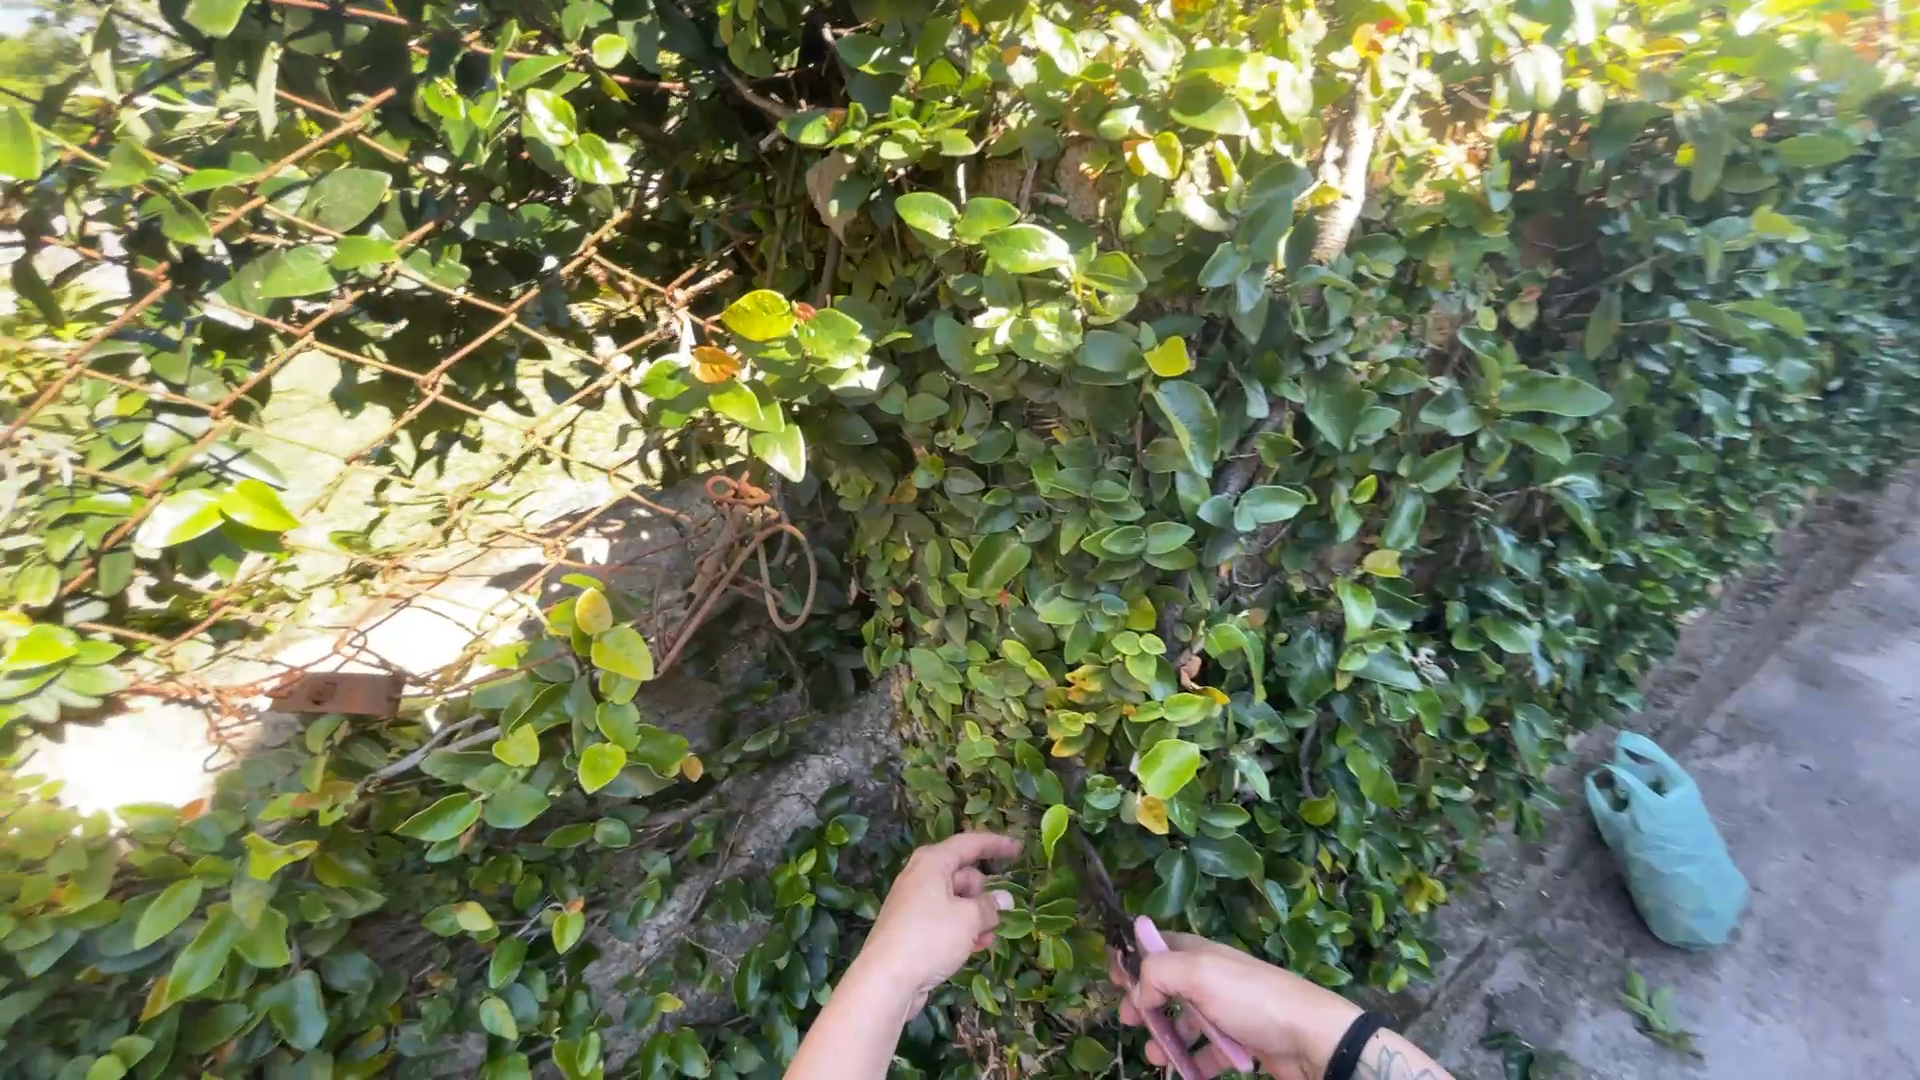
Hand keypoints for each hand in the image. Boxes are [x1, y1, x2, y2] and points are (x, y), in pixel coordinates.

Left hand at [851, 832, 1020, 1010]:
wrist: (886, 979)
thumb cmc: (930, 937)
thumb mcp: (968, 919)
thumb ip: (989, 907)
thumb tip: (1005, 899)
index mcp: (932, 862)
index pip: (970, 844)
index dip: (996, 845)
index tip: (1018, 849)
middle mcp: (921, 876)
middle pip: (963, 875)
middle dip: (984, 894)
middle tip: (1000, 915)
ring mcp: (915, 903)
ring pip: (955, 900)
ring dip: (976, 916)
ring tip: (990, 936)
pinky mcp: (912, 928)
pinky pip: (945, 920)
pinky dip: (962, 929)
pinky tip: (976, 947)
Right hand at [1114, 932, 1363, 1079]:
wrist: (1309, 1037)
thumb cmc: (1249, 997)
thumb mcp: (1197, 973)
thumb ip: (1157, 972)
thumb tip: (1137, 988)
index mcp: (1194, 951)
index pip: (1153, 944)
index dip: (1131, 958)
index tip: (1112, 978)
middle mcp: (1206, 976)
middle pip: (1164, 985)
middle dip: (1144, 1003)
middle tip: (1128, 1021)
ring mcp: (1223, 1009)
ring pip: (1183, 1022)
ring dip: (1165, 1038)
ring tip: (1155, 1058)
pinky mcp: (1238, 1041)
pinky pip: (1206, 1051)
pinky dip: (1193, 1062)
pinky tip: (1185, 1073)